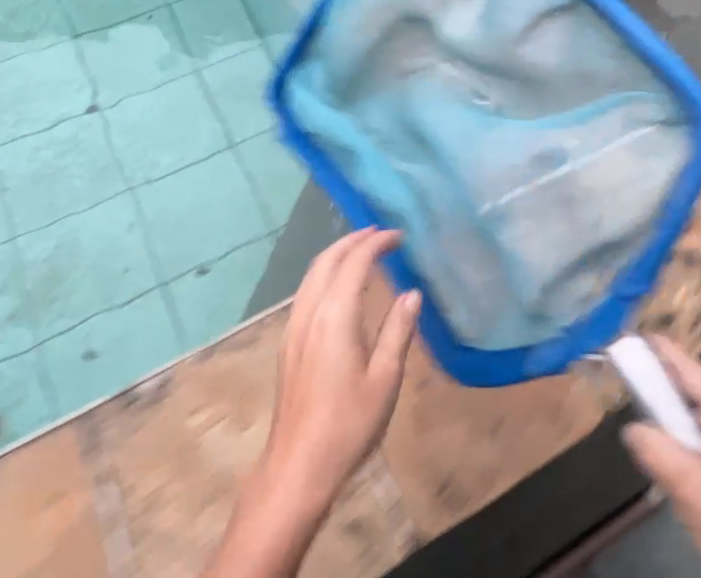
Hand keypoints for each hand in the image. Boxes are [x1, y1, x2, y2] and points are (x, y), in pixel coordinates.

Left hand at [206, 229, 420, 577]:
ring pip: (312, 275)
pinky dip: (325, 276)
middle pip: (326, 261)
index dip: (375, 244)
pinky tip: (339, 289)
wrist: (298, 464)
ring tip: (361, 252)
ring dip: (336, 257)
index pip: (354, 263)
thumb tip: (411, 294)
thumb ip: (397, 331)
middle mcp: (309, 313)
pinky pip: (306, 293)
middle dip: (352, 242)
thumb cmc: (349, 423)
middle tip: (380, 235)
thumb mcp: (385, 378)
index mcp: (335, 316)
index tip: (398, 236)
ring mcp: (294, 328)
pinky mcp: (289, 344)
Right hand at [620, 339, 700, 577]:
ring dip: (695, 407)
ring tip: (664, 416)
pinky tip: (697, 446)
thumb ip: (658, 452)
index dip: (669, 354)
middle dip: (679, 381)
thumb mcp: (692, 494)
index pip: (700, 375)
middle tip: (644, 380)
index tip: (643, 336)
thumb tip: (634, 428)